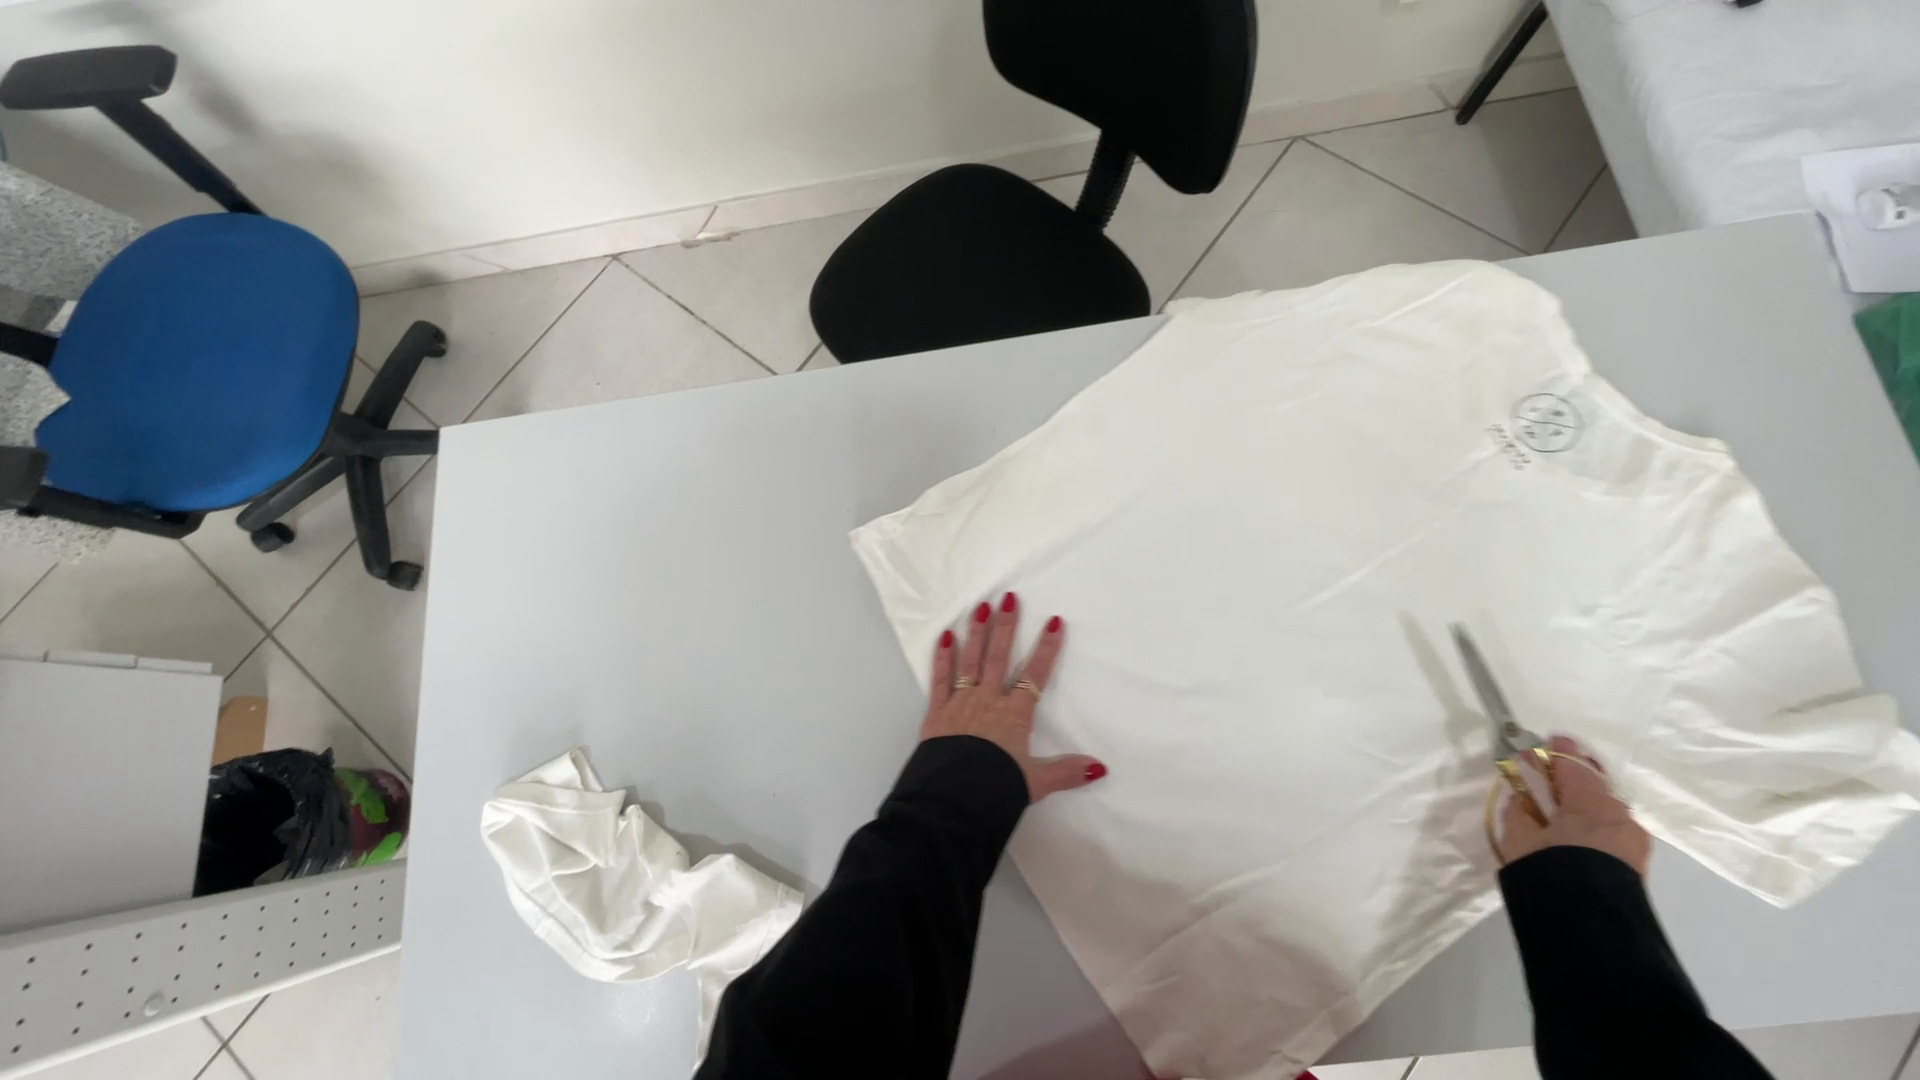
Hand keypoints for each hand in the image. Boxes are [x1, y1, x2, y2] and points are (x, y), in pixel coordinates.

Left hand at [922, 591, 1106, 802]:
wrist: (953, 799)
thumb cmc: (995, 788)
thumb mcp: (1035, 782)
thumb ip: (1066, 772)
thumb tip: (1100, 768)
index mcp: (1015, 715)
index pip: (1036, 675)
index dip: (1047, 648)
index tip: (1055, 622)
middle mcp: (989, 700)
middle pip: (999, 657)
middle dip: (1006, 626)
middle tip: (1009, 598)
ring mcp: (961, 703)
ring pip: (970, 660)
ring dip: (977, 632)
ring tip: (980, 606)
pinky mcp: (937, 712)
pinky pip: (940, 679)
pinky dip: (943, 658)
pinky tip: (946, 637)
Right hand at [1498, 735, 1650, 874]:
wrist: (1589, 922)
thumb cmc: (1550, 868)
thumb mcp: (1520, 837)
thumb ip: (1520, 813)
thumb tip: (1522, 799)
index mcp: (1590, 802)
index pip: (1573, 765)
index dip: (1558, 751)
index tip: (1547, 739)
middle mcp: (1618, 815)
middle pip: (1595, 785)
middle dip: (1574, 775)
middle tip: (1551, 770)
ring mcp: (1632, 840)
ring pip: (1605, 809)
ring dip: (1584, 801)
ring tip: (1561, 806)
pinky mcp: (1636, 862)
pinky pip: (1611, 829)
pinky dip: (1593, 821)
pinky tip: (1577, 830)